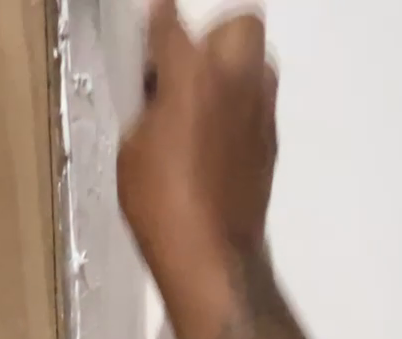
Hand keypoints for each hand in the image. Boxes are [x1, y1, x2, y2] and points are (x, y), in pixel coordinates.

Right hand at [118, 2, 277, 279]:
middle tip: (186, 71)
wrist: (210, 253)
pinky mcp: (271, 138)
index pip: (170, 24)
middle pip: (239, 22)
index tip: (152, 16)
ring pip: (255, 62)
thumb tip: (159, 93)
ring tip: (202, 108)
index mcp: (191, 74)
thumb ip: (146, 110)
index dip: (158, 19)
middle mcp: (235, 76)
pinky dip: (237, 111)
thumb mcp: (131, 154)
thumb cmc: (158, 204)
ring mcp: (261, 106)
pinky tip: (213, 145)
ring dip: (231, 72)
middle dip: (213, 38)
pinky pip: (256, 105)